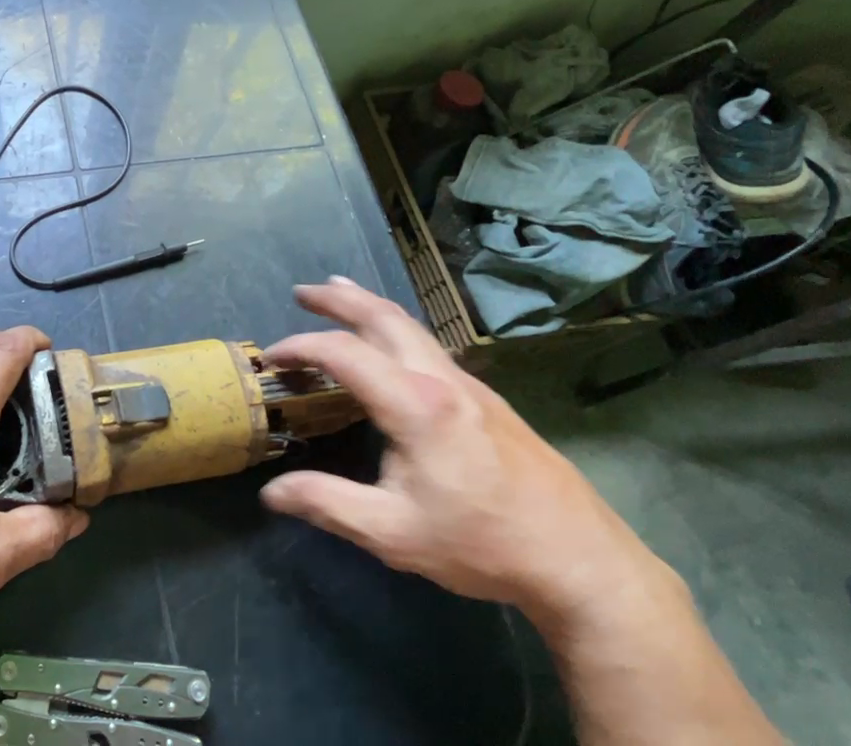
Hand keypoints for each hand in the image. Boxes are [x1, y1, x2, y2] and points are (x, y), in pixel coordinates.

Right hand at [260, 277, 656, 620]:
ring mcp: (471, 387)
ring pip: (413, 327)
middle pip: (385, 318)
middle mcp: (443, 381)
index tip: (270, 359)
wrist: (580, 558)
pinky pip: (430, 345)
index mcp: (416, 405)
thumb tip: (272, 492)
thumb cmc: (481, 543)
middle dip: (340, 298)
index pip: (344, 353)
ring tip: (341, 294)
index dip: (300, 348)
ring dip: (371, 306)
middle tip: (302, 292)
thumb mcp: (392, 533)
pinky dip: (397, 328)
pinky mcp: (488, 401)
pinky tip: (391, 346)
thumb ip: (327, 504)